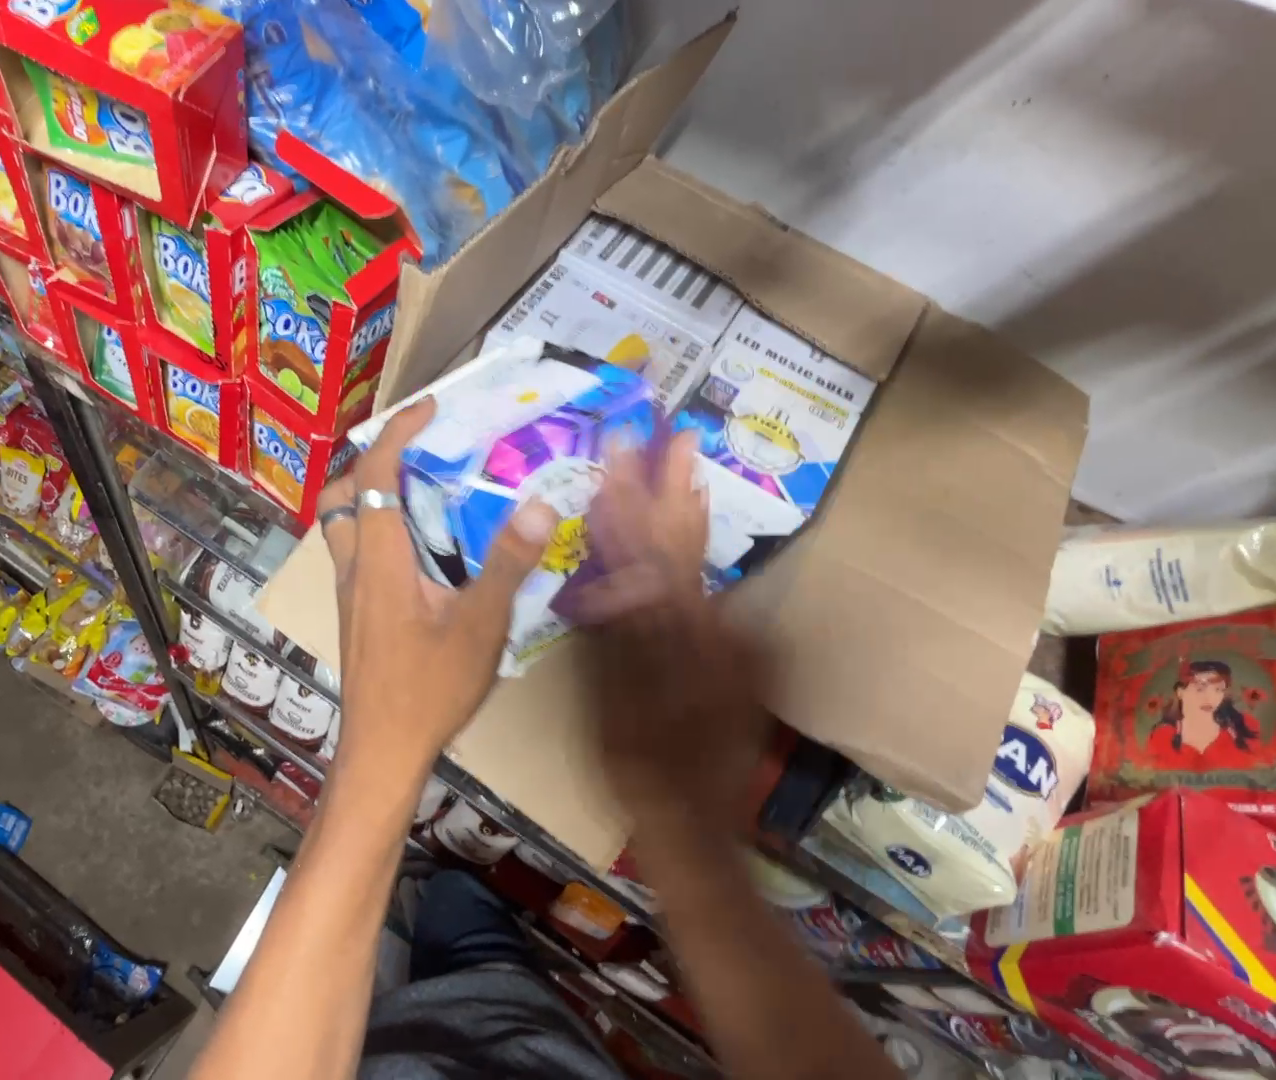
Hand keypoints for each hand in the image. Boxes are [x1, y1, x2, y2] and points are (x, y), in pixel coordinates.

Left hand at [319, 398, 557, 782]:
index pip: (374, 475)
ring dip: (370, 497)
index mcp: (380, 559)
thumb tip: (538, 505)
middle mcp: (354, 568)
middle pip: (341, 496)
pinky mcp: (354, 614)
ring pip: (342, 526)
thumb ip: (507, 565)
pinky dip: (377, 531)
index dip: (396, 432)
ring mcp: (348, 593)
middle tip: (417, 454)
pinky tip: (420, 552)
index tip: (428, 408)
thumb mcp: (480, 627)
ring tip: (422, 495)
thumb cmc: (429, 689)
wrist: (383, 747)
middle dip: (371, 462)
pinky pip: (355, 553)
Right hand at [566, 432, 769, 844]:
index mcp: (678, 638)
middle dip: (672, 489)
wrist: (695, 818)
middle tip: (671, 436)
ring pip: (701, 564)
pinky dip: (698, 553)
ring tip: (685, 466)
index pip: (649, 555)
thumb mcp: (612, 708)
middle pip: (685, 547)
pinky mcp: (731, 654)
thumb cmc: (639, 769)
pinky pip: (708, 589)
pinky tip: (695, 526)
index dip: (631, 502)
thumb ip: (613, 639)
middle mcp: (711, 629)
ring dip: (688, 514)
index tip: (620, 453)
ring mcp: (726, 641)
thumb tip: (608, 577)